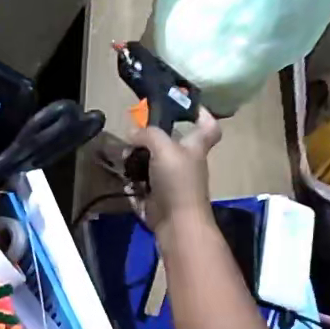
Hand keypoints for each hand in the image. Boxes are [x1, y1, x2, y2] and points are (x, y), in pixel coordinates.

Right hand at [129, 107, 220, 231]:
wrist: (176, 223)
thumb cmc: (178, 181)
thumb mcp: (164, 148)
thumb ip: (148, 134)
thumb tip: (132, 134)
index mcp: (195, 146)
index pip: (207, 125)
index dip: (201, 113)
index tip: (185, 106)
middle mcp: (184, 161)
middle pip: (169, 143)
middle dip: (150, 138)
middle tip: (133, 134)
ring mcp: (169, 180)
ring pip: (150, 162)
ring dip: (135, 159)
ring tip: (123, 156)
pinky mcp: (155, 196)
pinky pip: (140, 183)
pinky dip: (130, 180)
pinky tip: (122, 175)